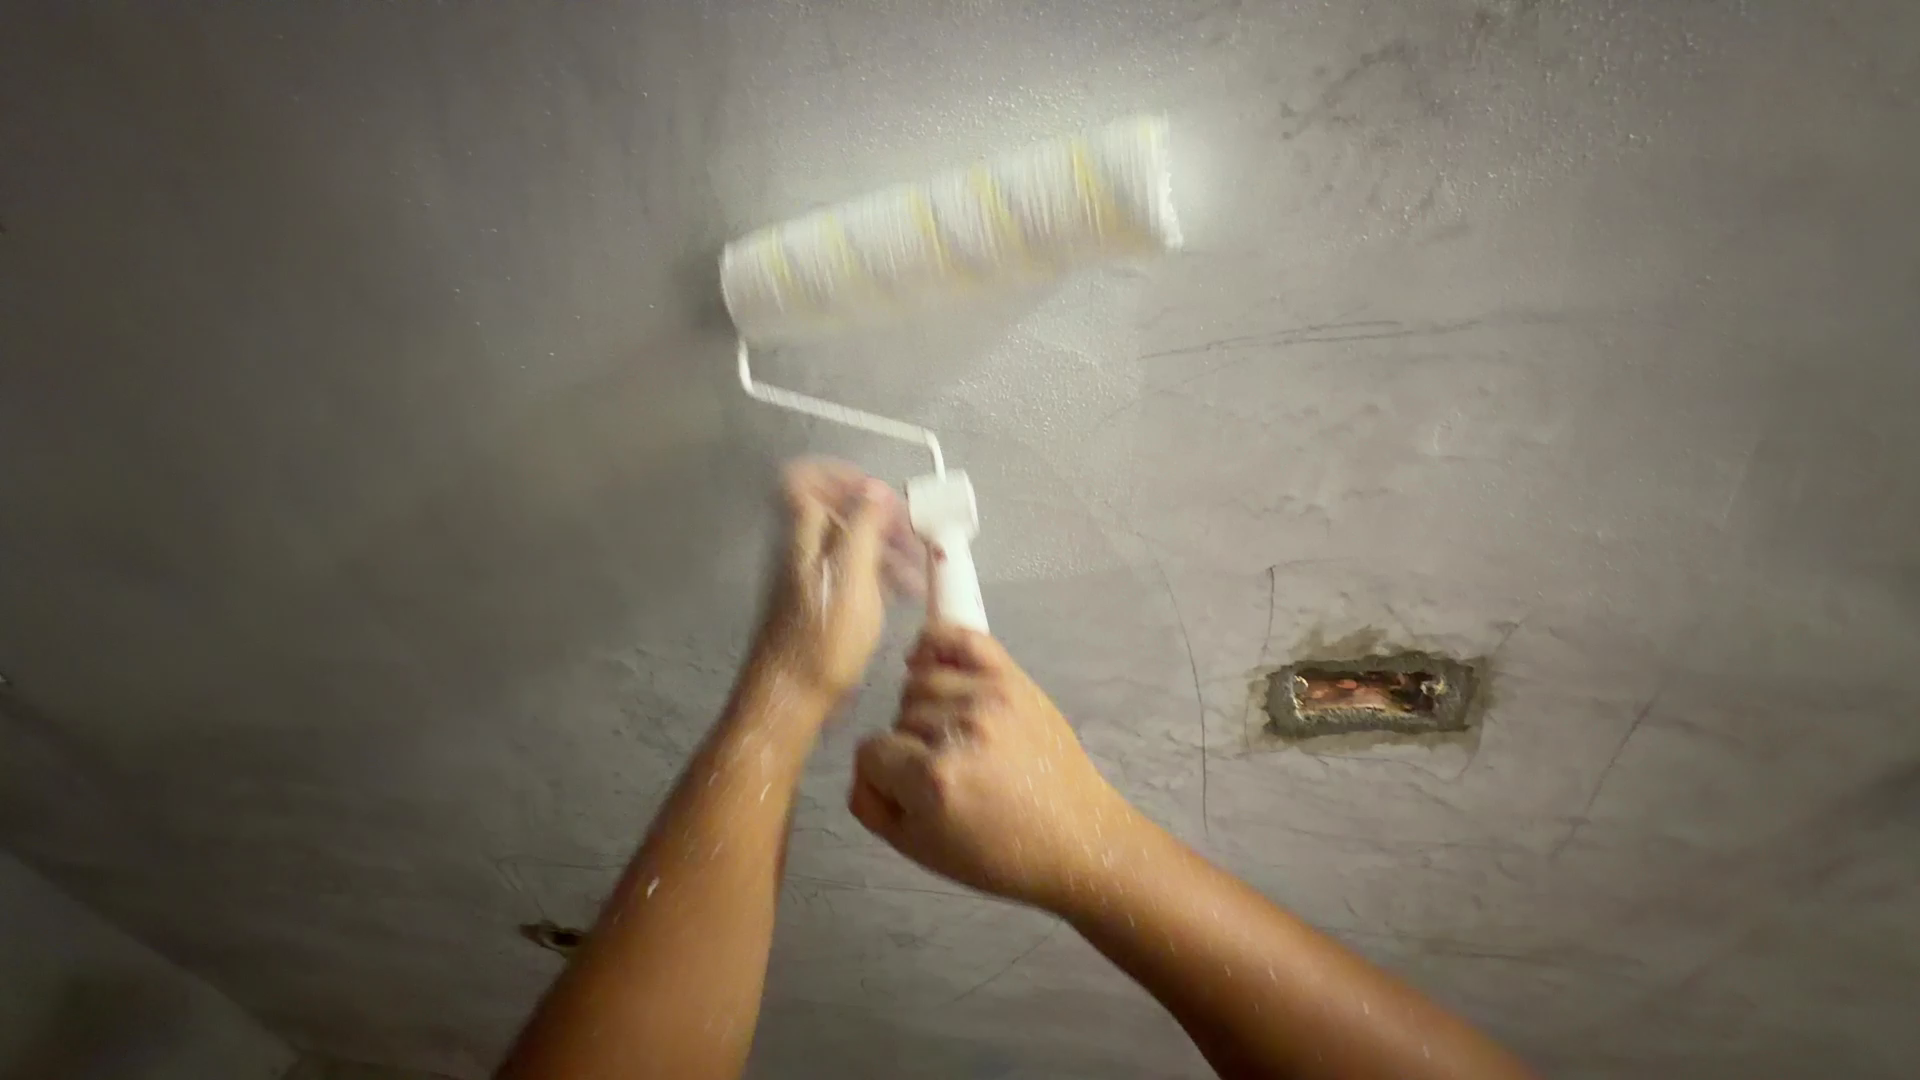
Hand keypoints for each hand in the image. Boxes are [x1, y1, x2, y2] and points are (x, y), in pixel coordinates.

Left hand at [752, 460, 922, 703]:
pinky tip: (903, 594)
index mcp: (802, 535)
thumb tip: (873, 487)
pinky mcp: (819, 601)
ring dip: (886, 549)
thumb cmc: (824, 638)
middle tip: (912, 538)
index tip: (878, 492)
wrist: (793, 697)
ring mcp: (808, 575)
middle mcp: (800, 548)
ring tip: (917, 573)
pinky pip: (852, 571)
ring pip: (849, 543)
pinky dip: (879, 574)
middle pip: (837, 510)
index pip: (803, 479)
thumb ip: (862, 526)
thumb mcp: (852, 577)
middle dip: (879, 518)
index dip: (839, 474)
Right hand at [849, 624, 1135, 911]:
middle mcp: (959, 729)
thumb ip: (871, 806)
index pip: (871, 752)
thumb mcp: (921, 850)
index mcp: (934, 779)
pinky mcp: (1013, 678)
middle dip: (909, 745)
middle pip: (898, 716)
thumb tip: (862, 767)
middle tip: (941, 769)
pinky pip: (961, 637)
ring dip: (926, 707)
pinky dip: (936, 642)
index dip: (882, 776)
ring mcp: (989, 697)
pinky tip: (927, 662)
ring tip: (950, 733)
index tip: (908, 792)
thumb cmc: (999, 854)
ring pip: (921, 682)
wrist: (1076, 836)